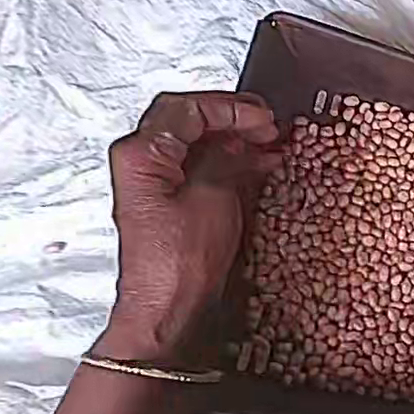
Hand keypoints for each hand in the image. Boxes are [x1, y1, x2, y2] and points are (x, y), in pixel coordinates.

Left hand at [96, 91, 281, 362]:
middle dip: (232, 118)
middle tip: (270, 124)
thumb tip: (243, 140)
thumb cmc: (182, 258)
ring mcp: (159, 182)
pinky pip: (204, 167)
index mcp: (141, 154)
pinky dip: (234, 161)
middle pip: (188, 121)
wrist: (169, 305)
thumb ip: (226, 160)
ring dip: (236, 138)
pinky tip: (262, 162)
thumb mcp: (212, 197)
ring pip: (199, 143)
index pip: (186, 110)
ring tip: (272, 141)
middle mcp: (143, 162)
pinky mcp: (176, 201)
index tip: (264, 116)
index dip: (230, 108)